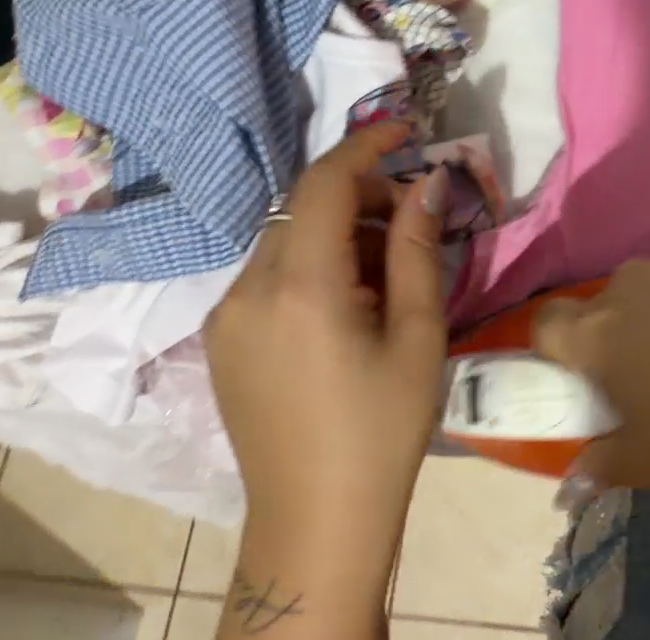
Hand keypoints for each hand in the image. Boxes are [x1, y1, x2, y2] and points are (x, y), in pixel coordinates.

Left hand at [204, 122, 449, 533]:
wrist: (316, 520)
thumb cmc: (382, 428)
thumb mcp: (418, 336)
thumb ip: (417, 249)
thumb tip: (427, 182)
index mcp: (299, 288)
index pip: (322, 184)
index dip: (365, 146)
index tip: (406, 130)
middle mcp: (246, 290)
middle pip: (302, 208)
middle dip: (359, 195)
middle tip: (413, 220)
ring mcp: (225, 317)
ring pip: (284, 239)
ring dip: (336, 231)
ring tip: (386, 269)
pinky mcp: (222, 340)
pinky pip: (268, 275)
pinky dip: (312, 263)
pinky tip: (348, 301)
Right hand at [532, 249, 649, 488]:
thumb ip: (603, 465)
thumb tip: (580, 471)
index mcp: (598, 334)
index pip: (545, 325)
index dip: (555, 351)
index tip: (582, 380)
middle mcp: (631, 286)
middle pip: (601, 306)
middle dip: (612, 337)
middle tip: (649, 381)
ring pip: (649, 290)